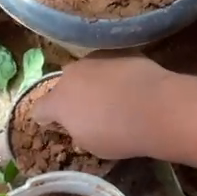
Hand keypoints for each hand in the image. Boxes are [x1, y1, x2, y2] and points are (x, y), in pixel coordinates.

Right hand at [30, 56, 172, 160]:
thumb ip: (77, 129)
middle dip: (71, 95)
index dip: (46, 118)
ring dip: (93, 81)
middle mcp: (71, 75)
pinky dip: (115, 72)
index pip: (39, 109)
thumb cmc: (120, 135)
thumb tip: (78, 122)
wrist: (156, 107)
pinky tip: (130, 85)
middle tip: (89, 110)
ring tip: (113, 96)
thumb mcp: (91, 144)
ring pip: (87, 70)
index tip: (55, 124)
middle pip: (64, 84)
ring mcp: (95, 59)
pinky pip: (109, 63)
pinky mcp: (119, 51)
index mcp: (58, 101)